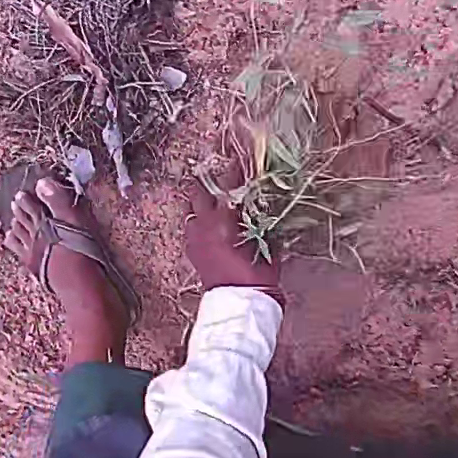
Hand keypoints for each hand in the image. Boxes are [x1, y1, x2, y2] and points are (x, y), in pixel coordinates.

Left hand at [184, 165, 279, 292]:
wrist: (240, 303)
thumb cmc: (257, 273)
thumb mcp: (266, 242)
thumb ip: (260, 219)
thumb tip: (260, 203)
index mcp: (223, 220)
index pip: (229, 185)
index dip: (234, 169)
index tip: (239, 155)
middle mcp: (203, 225)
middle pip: (200, 192)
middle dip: (209, 182)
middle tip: (220, 175)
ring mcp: (194, 237)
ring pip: (191, 209)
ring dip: (201, 201)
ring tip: (211, 196)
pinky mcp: (192, 249)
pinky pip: (191, 226)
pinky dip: (198, 219)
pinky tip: (207, 220)